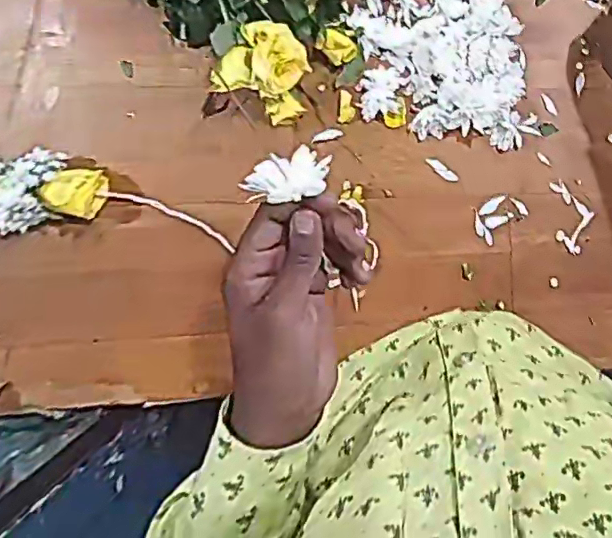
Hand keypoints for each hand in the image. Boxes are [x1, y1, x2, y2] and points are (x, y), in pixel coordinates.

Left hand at [223, 195, 371, 448]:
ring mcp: (295, 273)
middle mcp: (272, 262)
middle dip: (334, 226)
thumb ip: (298, 259)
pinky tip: (360, 279)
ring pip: (325, 235)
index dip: (302, 202)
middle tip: (354, 244)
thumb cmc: (274, 365)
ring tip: (359, 269)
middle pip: (306, 219)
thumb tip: (307, 214)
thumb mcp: (286, 310)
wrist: (289, 410)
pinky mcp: (316, 285)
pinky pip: (337, 256)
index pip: (274, 215)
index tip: (333, 202)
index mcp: (251, 265)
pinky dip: (353, 261)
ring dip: (348, 244)